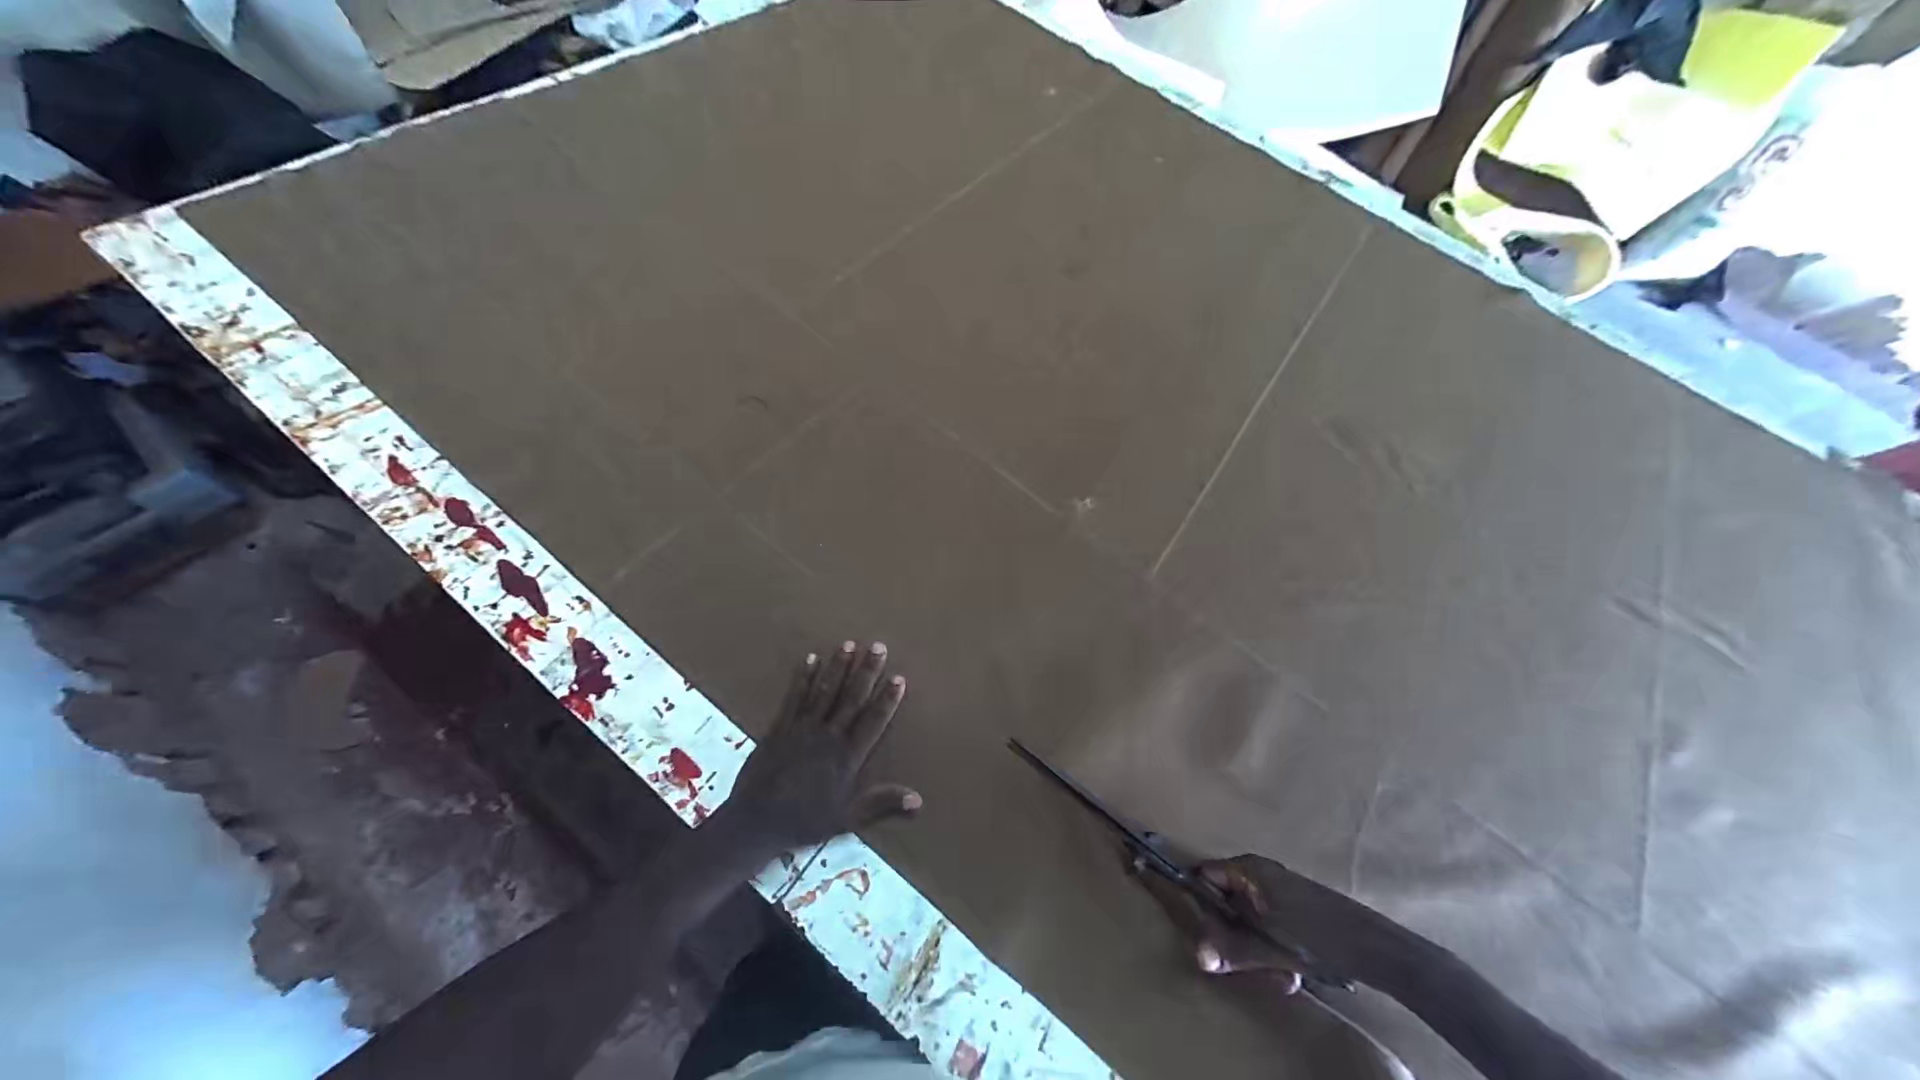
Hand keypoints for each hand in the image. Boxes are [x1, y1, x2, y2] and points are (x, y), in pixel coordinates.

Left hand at [712, 641, 920, 855]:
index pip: (873, 721)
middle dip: (866, 672)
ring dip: (837, 668)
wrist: (755, 822)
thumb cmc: (805, 821)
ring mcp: (802, 728)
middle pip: (851, 698)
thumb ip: (882, 803)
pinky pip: (794, 697)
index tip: (899, 678)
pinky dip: (803, 678)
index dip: (887, 699)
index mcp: (847, 757)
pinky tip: (811, 659)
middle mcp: (828, 736)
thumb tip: (919, 800)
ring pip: (825, 691)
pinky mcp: (780, 727)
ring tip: (848, 645)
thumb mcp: (848, 818)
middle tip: (877, 647)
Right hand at [1137, 853, 1397, 989]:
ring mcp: (1279, 886)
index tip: (1201, 933)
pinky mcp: (1295, 903)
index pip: (1202, 876)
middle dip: (1230, 934)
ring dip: (1253, 945)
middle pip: (1224, 899)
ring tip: (1273, 973)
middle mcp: (1259, 870)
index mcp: (1247, 868)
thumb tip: (1197, 955)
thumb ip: (1230, 949)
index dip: (1197, 904)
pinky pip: (1267, 920)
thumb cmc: (1315, 938)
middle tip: (1239, 961)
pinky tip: (1288, 972)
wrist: (1376, 948)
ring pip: (1247, 915)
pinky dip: (1270, 944)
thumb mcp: (1267, 948)